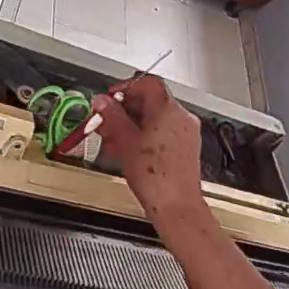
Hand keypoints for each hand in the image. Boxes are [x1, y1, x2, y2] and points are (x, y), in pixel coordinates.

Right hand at [92, 75, 205, 222]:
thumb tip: (102, 101)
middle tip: (104, 121)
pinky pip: (162, 132)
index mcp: (169, 110)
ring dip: (131, 123)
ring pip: (154, 118)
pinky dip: (143, 135)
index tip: (108, 99)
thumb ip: (112, 116)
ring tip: (112, 138)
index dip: (125, 87)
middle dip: (124, 109)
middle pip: (150, 101)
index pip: (148, 83)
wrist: (175, 205)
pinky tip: (127, 149)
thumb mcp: (125, 141)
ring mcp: (185, 132)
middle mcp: (182, 117)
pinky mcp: (184, 147)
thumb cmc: (154, 176)